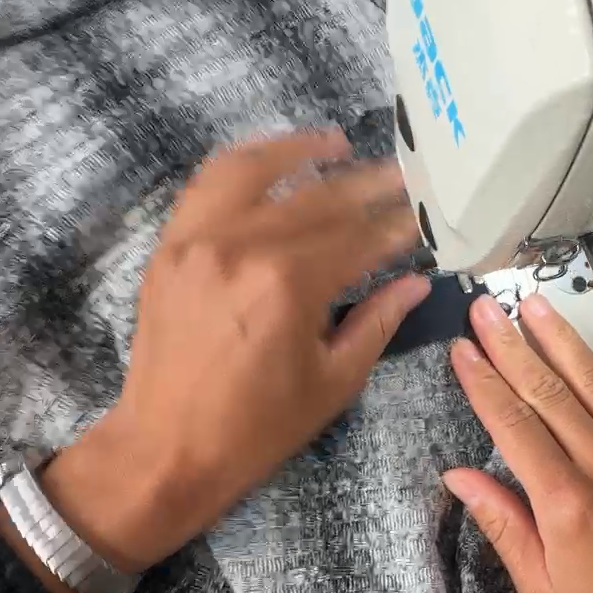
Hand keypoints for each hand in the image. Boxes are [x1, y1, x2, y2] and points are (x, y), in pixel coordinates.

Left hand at [6, 131, 428, 592]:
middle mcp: (242, 246)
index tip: (425, 218)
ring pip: (257, 172)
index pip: (359, 239)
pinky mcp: (170, 245)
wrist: (166, 449)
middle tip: (404, 175)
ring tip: (339, 143)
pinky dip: (245, 164)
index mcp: (290, 285)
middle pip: (319, 198)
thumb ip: (378, 322)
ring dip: (303, 151)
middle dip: (368, 185)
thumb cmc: (260, 427)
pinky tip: (273, 161)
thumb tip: (417, 283)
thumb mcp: (334, 381)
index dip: (398, 228)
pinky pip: (208, 185)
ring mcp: (198, 239)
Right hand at [441, 293, 592, 592]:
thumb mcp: (542, 588)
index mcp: (565, 502)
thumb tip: (459, 477)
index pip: (513, 426)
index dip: (483, 383)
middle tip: (485, 307)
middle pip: (548, 393)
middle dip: (511, 346)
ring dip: (562, 339)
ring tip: (535, 303)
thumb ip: (503, 525)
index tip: (461, 349)